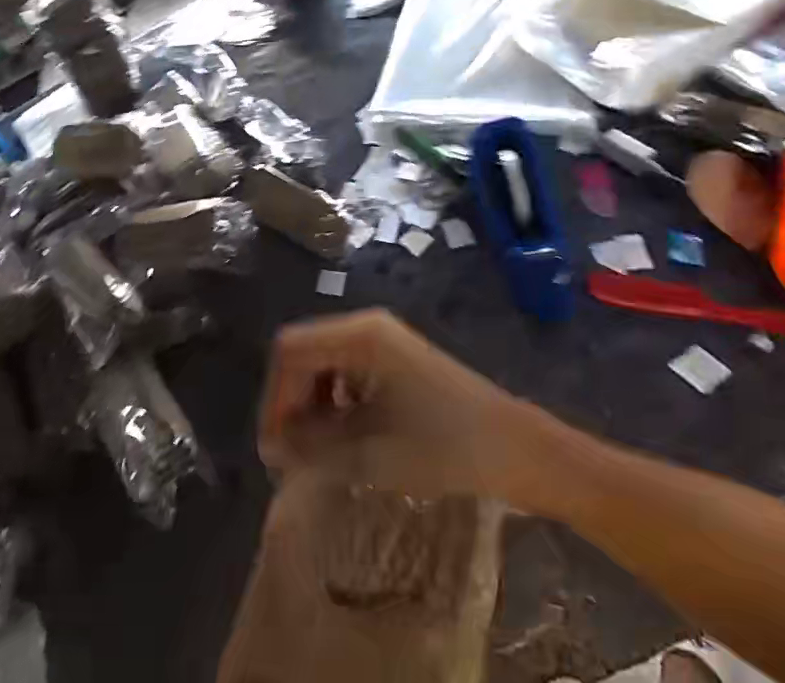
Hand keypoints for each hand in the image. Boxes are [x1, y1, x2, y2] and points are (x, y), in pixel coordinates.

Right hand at [258, 310, 545, 500]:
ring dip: (309, 406)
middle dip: (290, 404)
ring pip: (322, 365)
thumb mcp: (369, 452)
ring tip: (312, 453)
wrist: (512, 447)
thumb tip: (272, 445)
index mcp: (362, 335)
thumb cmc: (444, 446)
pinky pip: (345, 373)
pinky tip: (340, 438)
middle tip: (289, 456)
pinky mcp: (393, 360)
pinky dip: (332, 404)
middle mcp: (368, 327)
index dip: (274, 398)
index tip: (274, 450)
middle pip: (303, 354)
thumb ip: (311, 446)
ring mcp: (382, 341)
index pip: (290, 351)